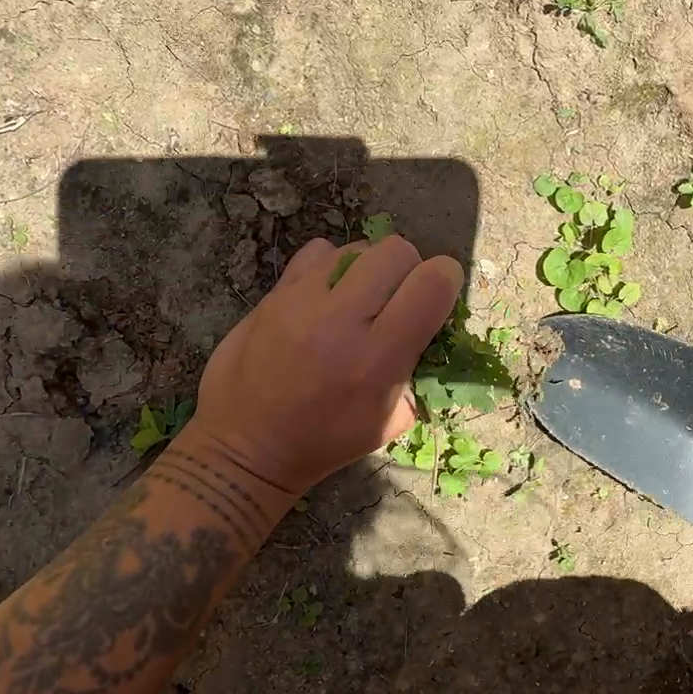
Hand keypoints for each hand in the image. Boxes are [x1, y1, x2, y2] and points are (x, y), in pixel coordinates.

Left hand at [186, 235, 462, 494]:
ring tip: (358, 297)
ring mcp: (303, 300)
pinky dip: (330, 265)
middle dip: (408, 269)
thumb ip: (416, 373)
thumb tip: (430, 331)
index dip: (446, 280)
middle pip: (397, 251)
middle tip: (397, 297)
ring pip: (357, 247)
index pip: (432, 283)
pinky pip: (317, 252)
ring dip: (368, 267)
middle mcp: (343, 318)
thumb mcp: (388, 423)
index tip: (439, 294)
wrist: (246, 445)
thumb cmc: (323, 442)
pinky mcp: (275, 293)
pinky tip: (325, 293)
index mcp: (379, 358)